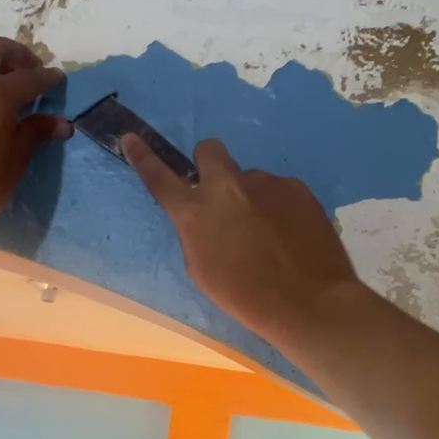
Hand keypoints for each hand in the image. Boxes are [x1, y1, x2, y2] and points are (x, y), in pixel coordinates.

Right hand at [122, 134, 371, 346]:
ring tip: (270, 235)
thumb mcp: (203, 271)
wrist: (308, 301)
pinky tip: (292, 234)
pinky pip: (279, 191)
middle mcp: (226, 187)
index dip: (142, 157)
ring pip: (250, 179)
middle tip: (223, 196)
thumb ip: (197, 234)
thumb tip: (206, 219)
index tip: (130, 137)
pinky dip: (280, 208)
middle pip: (209, 150)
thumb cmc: (246, 297)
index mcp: (195, 212)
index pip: (160, 178)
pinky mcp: (297, 187)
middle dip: (210, 164)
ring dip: (252, 198)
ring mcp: (265, 182)